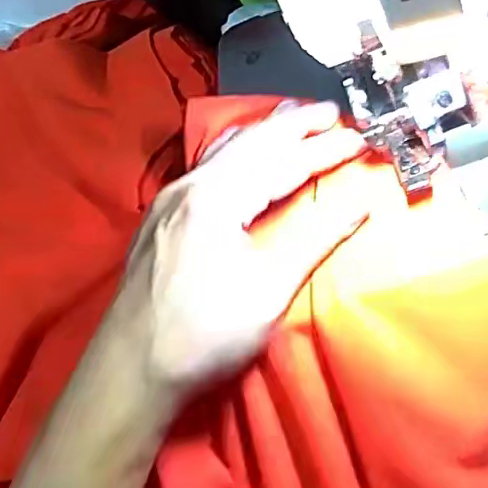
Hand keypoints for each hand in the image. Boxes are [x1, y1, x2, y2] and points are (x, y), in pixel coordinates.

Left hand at [108, 101, 368, 405]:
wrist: (127, 377)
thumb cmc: (204, 336)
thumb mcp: (270, 291)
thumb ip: (315, 241)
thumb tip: (360, 207)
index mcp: (216, 200)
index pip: (284, 163)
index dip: (326, 150)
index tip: (360, 139)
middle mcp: (189, 188)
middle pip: (253, 144)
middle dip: (295, 124)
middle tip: (332, 111)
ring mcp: (169, 200)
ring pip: (226, 150)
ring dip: (266, 131)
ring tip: (294, 114)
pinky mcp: (161, 217)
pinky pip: (208, 164)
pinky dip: (239, 148)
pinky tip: (243, 147)